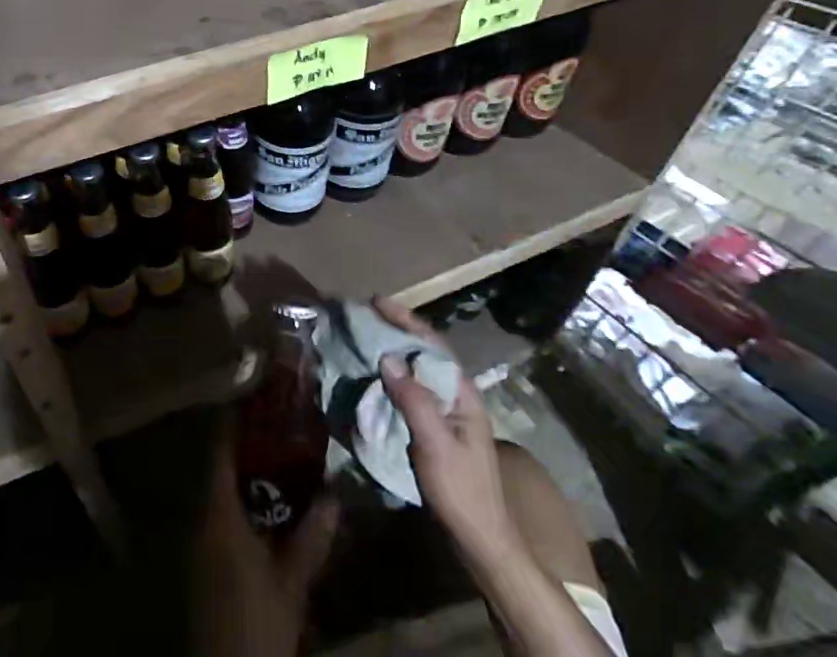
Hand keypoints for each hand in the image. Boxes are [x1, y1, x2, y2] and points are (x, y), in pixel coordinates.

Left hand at [194, 418, 340, 656]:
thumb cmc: (259, 621)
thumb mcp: (292, 581)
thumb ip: (313, 535)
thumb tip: (334, 494)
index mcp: (219, 514)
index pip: (220, 454)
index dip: (233, 424)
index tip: (253, 397)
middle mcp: (203, 516)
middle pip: (221, 469)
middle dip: (246, 447)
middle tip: (277, 425)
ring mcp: (201, 537)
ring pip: (222, 490)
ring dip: (246, 474)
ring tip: (280, 457)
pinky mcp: (206, 556)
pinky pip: (222, 512)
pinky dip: (243, 500)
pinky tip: (269, 505)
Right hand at [370, 296, 521, 565]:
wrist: (476, 536)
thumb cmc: (461, 489)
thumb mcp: (436, 445)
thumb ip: (415, 401)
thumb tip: (387, 358)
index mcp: (462, 395)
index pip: (433, 346)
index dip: (406, 320)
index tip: (376, 301)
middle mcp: (453, 396)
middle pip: (422, 353)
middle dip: (394, 329)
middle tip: (361, 314)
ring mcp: (442, 411)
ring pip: (413, 370)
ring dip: (388, 350)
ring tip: (359, 336)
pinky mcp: (430, 425)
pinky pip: (405, 389)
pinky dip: (386, 375)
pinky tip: (367, 372)